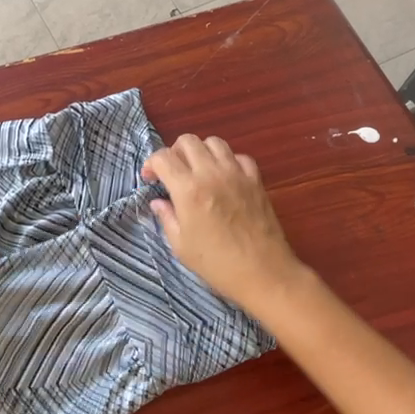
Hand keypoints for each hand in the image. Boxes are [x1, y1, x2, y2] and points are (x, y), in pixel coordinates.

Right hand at [142, 134, 309, 305]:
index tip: (150, 179)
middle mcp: (211, 174)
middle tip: (173, 173)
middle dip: (174, 152)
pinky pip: (240, 157)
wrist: (263, 273)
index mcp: (188, 189)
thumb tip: (158, 202)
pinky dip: (229, 161)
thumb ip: (166, 217)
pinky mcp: (256, 180)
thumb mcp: (181, 246)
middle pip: (188, 141)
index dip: (151, 164)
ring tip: (198, 171)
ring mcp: (236, 174)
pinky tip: (225, 178)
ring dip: (201, 152)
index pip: (163, 157)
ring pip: (214, 142)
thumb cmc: (217, 264)